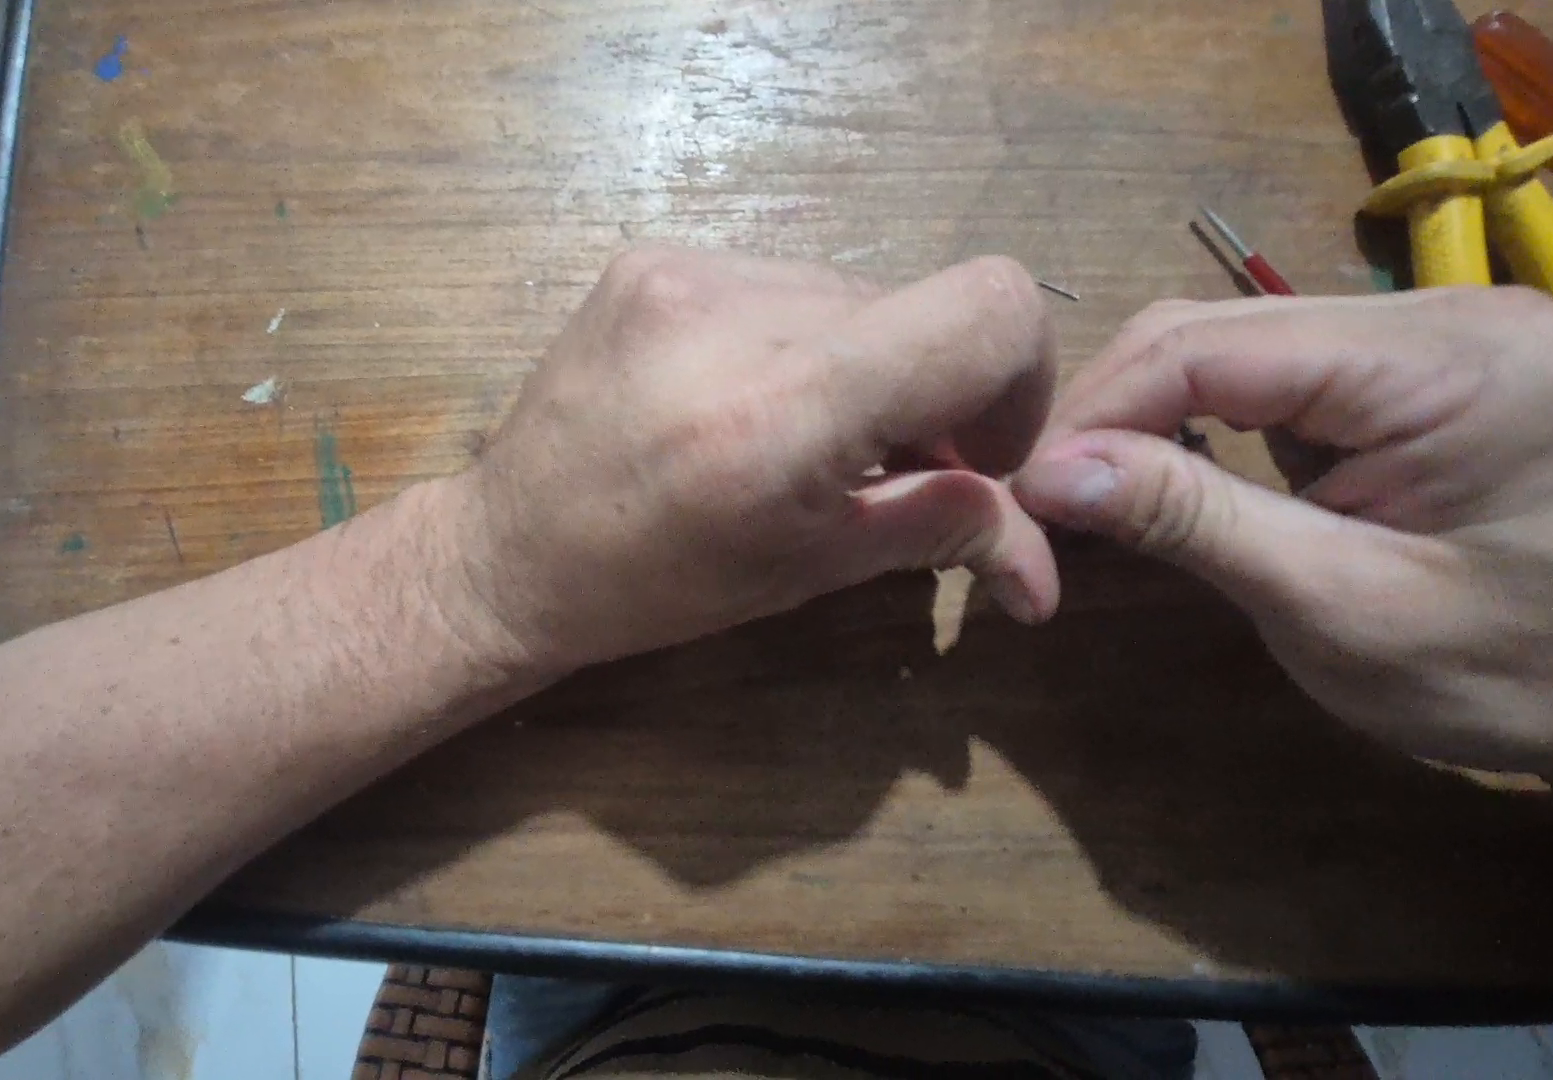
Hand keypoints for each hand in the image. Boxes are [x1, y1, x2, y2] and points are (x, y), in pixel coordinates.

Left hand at [443, 246, 1059, 674]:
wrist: (510, 553)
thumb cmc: (657, 587)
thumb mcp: (808, 570)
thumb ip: (939, 530)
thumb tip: (1042, 552)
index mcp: (787, 409)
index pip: (990, 309)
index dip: (1019, 380)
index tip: (974, 452)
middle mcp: (738, 312)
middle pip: (922, 306)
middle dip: (932, 390)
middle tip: (894, 464)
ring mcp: (685, 269)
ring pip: (852, 294)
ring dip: (862, 366)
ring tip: (809, 436)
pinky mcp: (649, 258)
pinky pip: (779, 282)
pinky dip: (799, 340)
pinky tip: (749, 397)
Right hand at [1012, 287, 1552, 837]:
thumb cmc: (1515, 671)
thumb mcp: (1336, 605)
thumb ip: (1189, 521)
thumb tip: (1045, 476)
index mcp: (1443, 362)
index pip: (1205, 349)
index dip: (1094, 414)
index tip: (1026, 492)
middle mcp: (1429, 317)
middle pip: (1201, 330)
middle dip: (1103, 413)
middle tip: (1046, 499)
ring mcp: (1413, 340)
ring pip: (1213, 345)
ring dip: (1132, 417)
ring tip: (1088, 490)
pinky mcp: (1392, 376)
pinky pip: (1247, 376)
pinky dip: (1178, 423)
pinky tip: (1156, 474)